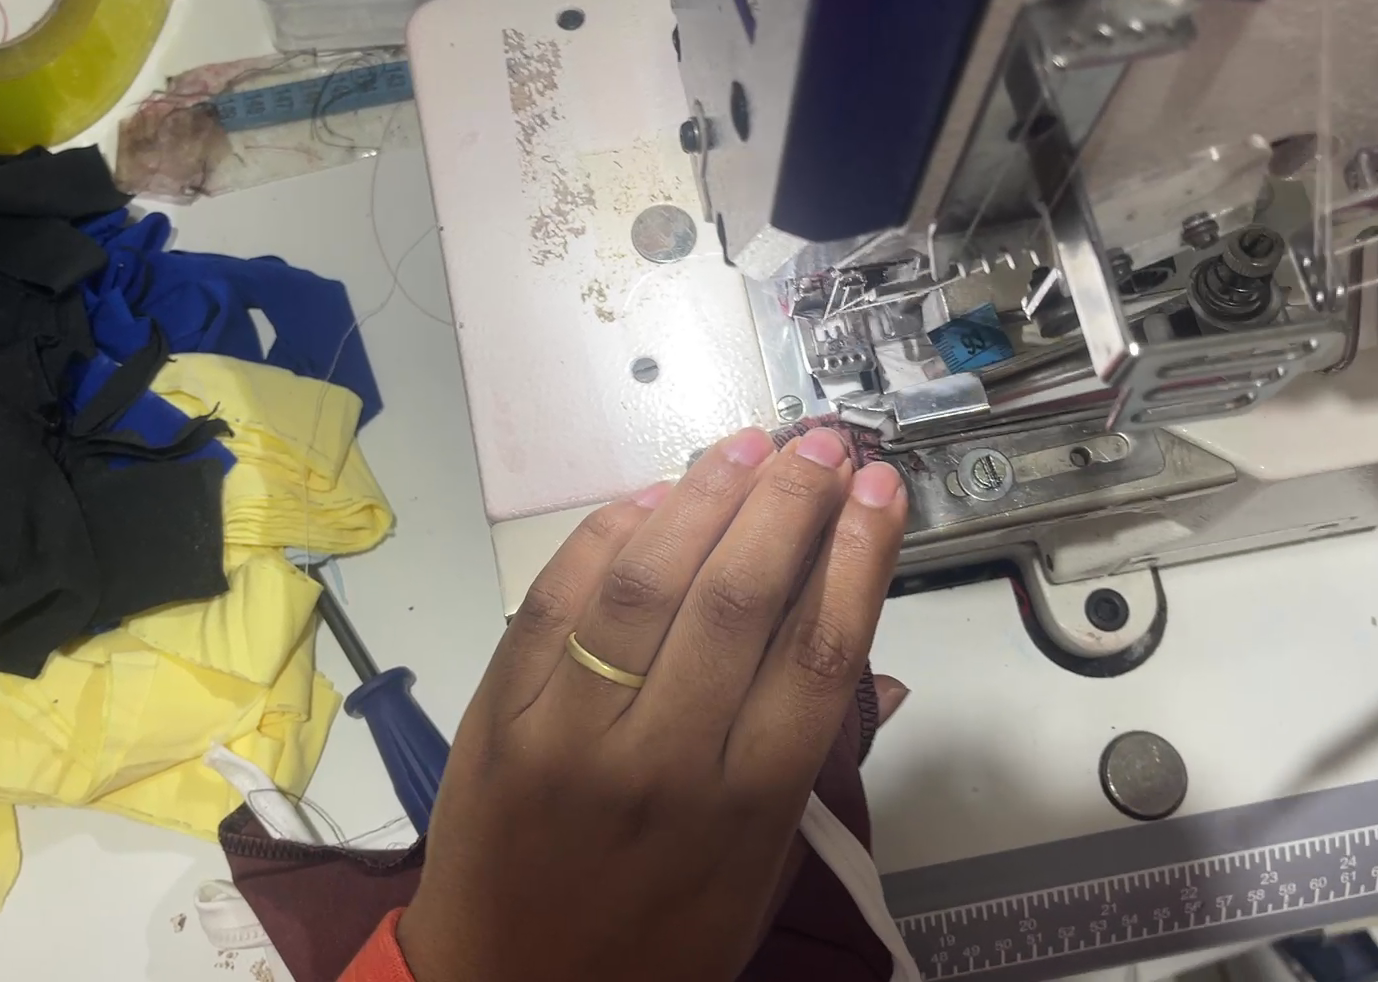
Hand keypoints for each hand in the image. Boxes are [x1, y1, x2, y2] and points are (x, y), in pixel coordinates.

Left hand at [399, 426, 907, 981]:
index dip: (855, 555)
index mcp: (747, 806)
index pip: (818, 652)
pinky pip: (554, 601)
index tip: (874, 489)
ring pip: (646, 584)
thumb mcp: (759, 872)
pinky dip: (600, 537)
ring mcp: (570, 731)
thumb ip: (813, 765)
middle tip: (814, 445)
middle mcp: (662, 759)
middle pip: (736, 599)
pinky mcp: (501, 713)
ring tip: (742, 446)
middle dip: (785, 504)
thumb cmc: (656, 938)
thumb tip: (876, 666)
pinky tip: (644, 498)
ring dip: (701, 499)